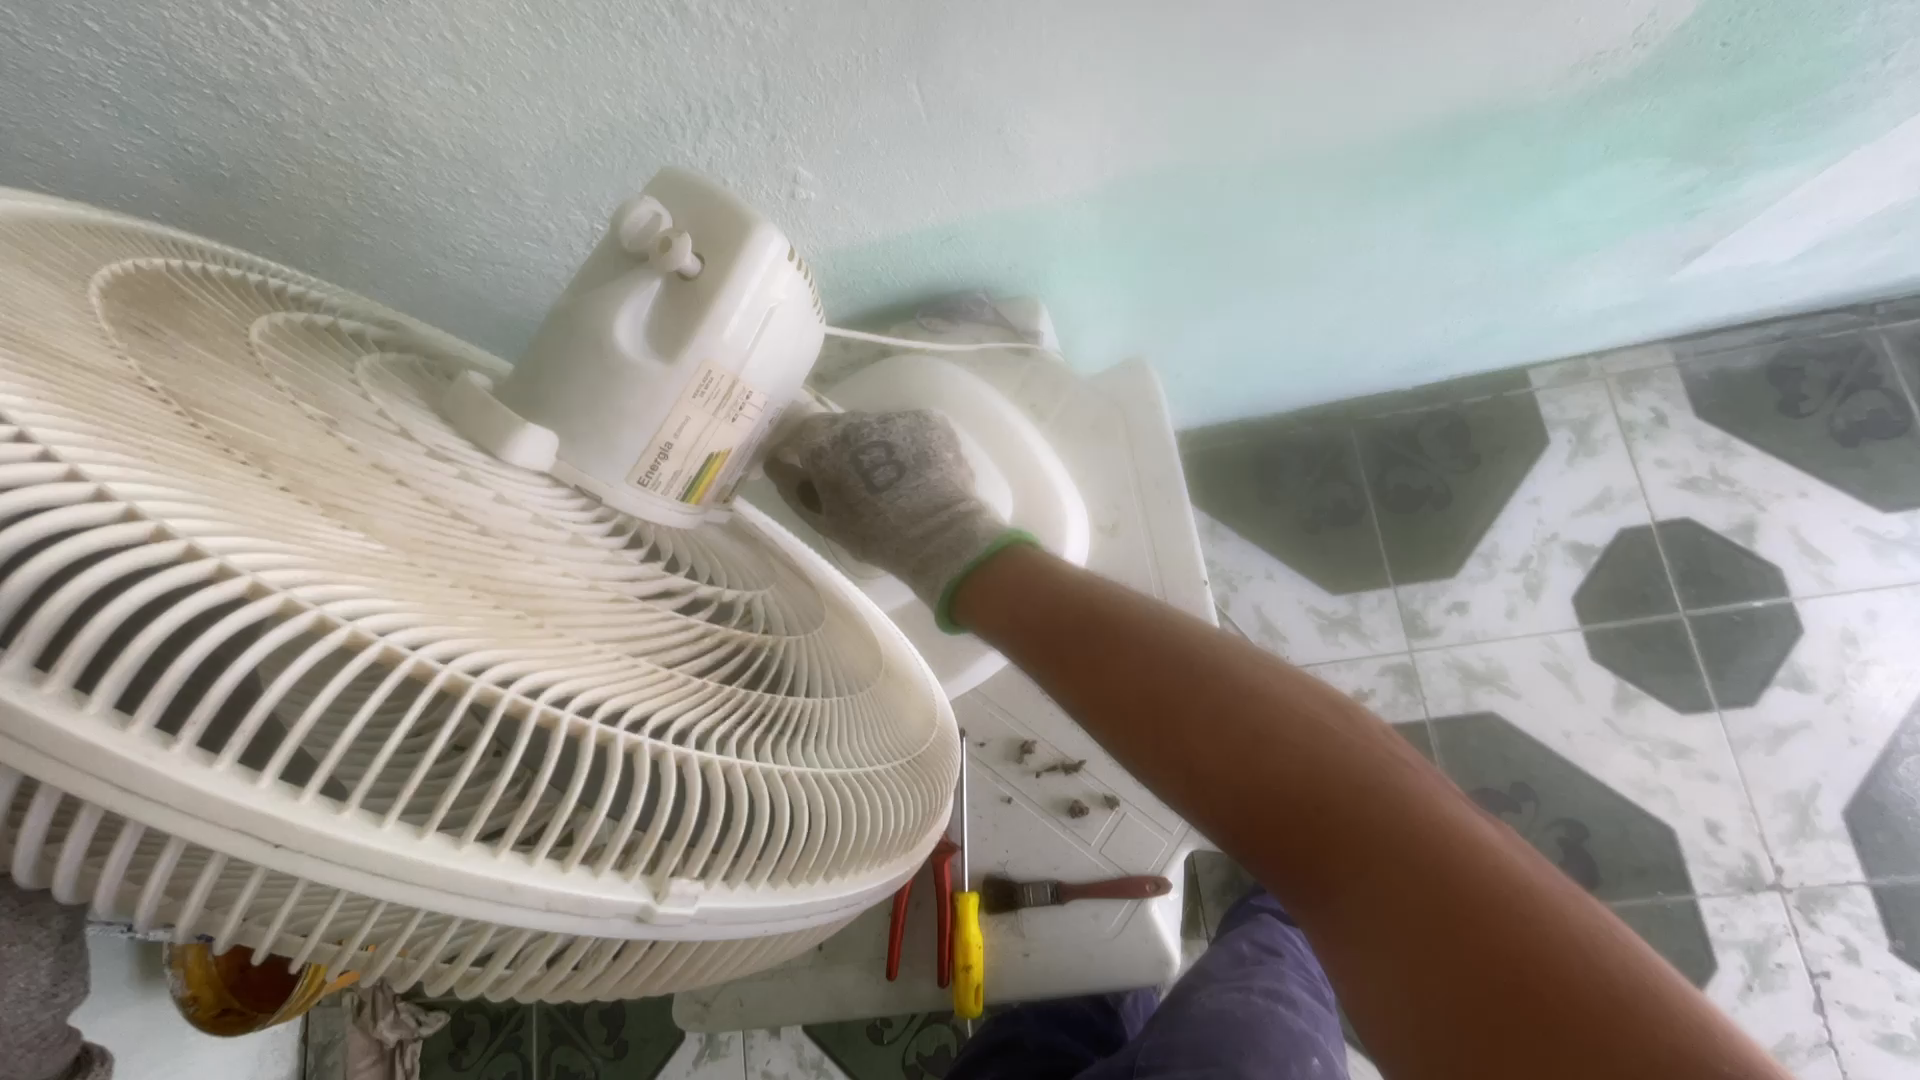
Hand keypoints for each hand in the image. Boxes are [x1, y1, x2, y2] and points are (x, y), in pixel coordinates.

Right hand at [764, 410, 1032, 629]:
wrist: (941, 536)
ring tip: (895, 483)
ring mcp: (898, 417)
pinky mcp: (932, 421)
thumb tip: (776, 461)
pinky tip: (920, 475)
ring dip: (880, 448)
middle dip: (845, 451)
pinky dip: (911, 448)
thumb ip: (793, 487)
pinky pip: (912, 432)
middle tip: (859, 484)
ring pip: (880, 429)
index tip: (812, 473)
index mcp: (824, 442)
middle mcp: (858, 419)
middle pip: (842, 429)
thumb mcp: (824, 520)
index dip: (804, 453)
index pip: (801, 433)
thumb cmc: (875, 536)